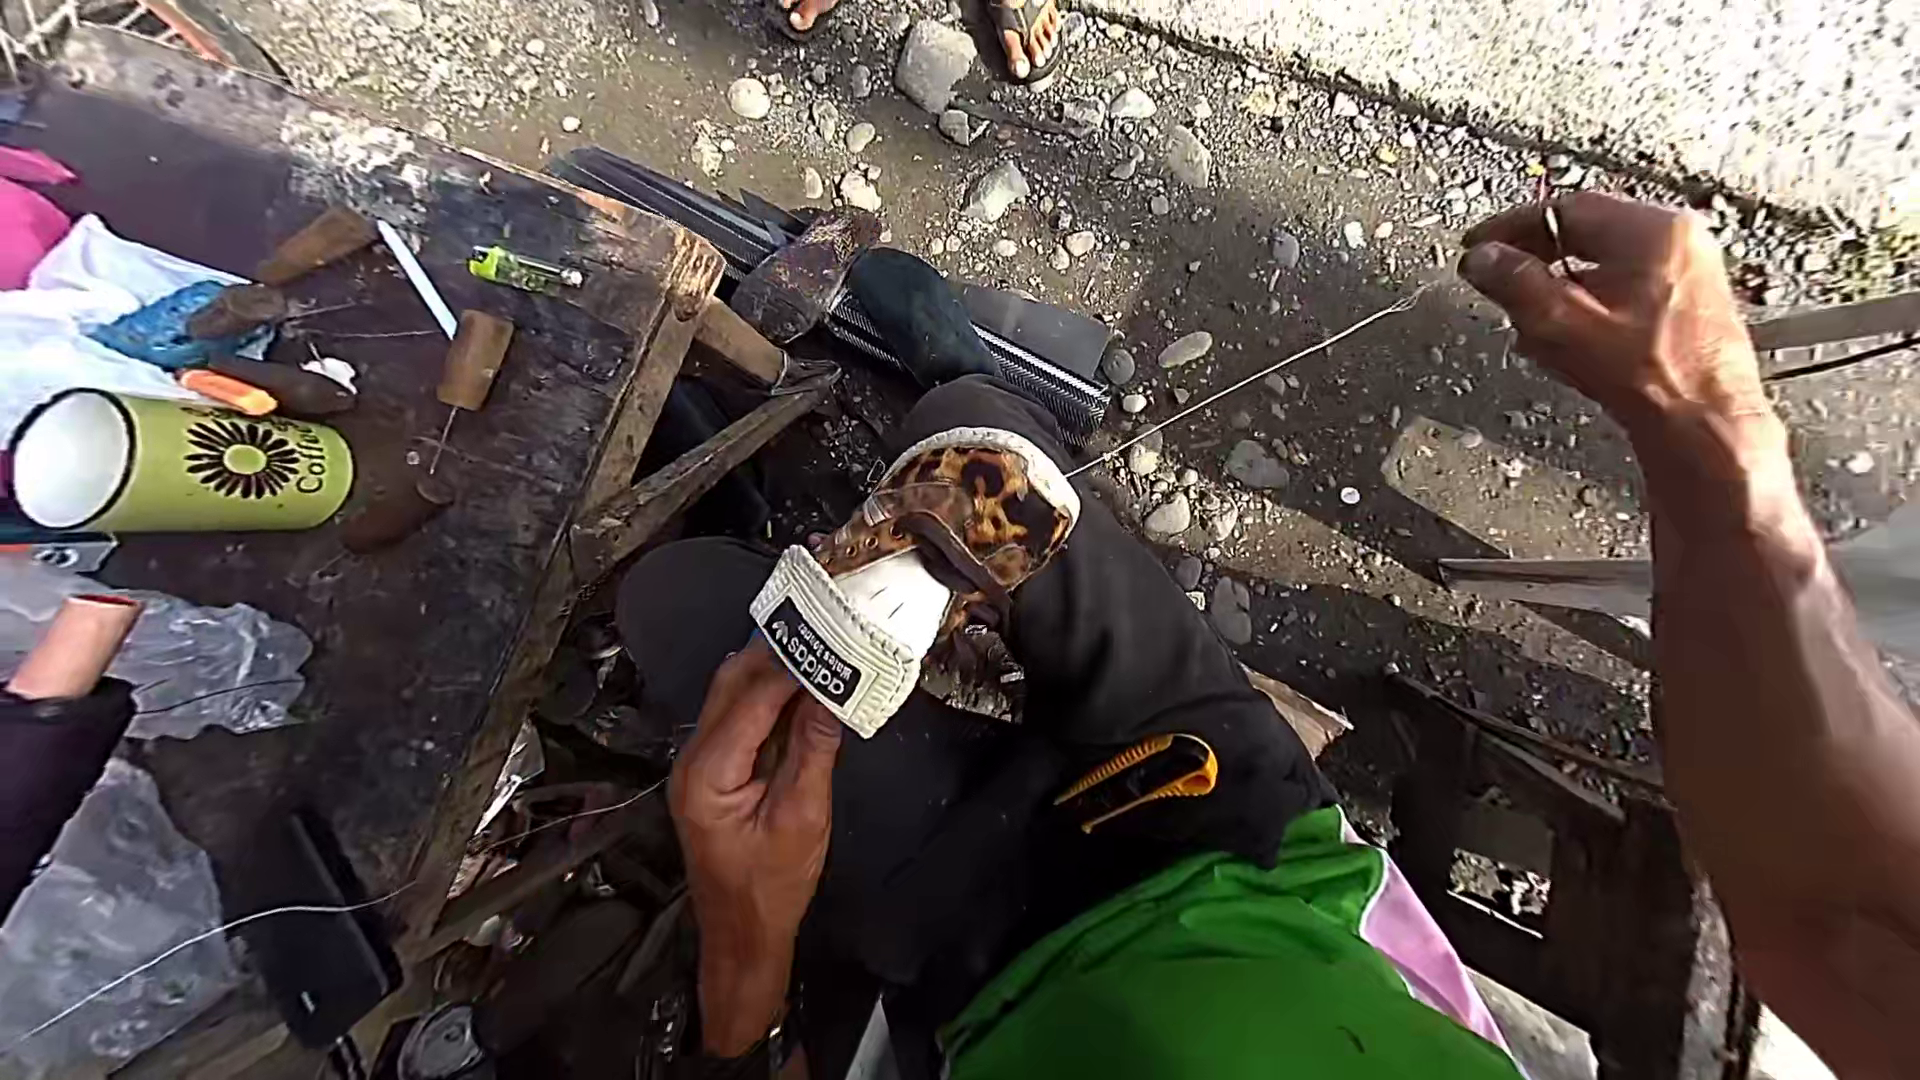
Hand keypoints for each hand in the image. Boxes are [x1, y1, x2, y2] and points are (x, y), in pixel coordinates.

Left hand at [669, 640, 842, 1055]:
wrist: (743, 934)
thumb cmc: (772, 885)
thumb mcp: (803, 816)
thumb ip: (814, 748)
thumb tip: (832, 692)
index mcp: (707, 774)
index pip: (752, 699)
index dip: (791, 668)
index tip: (828, 644)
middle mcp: (693, 759)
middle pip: (731, 684)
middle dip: (775, 655)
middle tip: (821, 634)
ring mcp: (700, 762)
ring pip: (733, 693)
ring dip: (772, 670)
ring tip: (815, 652)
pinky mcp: (716, 768)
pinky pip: (741, 715)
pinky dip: (770, 695)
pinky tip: (800, 687)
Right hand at [1458, 193, 1769, 439]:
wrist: (1696, 410)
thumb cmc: (1638, 369)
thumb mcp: (1557, 323)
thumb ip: (1514, 283)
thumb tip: (1480, 256)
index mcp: (1650, 233)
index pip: (1565, 207)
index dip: (1509, 225)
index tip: (1474, 244)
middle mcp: (1674, 238)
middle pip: (1583, 227)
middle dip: (1528, 251)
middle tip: (1489, 273)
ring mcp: (1681, 264)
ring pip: (1596, 254)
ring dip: (1549, 275)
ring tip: (1519, 307)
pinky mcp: (1678, 292)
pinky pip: (1613, 277)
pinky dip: (1575, 292)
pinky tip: (1556, 325)